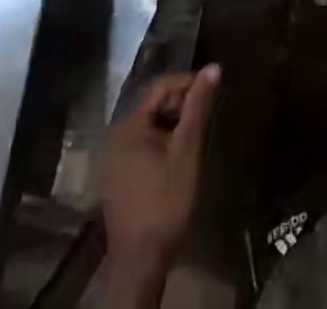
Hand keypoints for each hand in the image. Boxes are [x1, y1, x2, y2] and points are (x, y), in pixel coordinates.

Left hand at [100, 66, 220, 269]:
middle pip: (152, 104)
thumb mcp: (187, 150)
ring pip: (149, 124)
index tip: (213, 90)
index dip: (188, 82)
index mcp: (128, 126)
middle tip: (207, 115)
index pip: (160, 86)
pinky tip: (178, 155)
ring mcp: (113, 156)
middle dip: (181, 103)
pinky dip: (162, 140)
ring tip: (197, 134)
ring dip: (173, 122)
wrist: (141, 258)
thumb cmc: (166, 200)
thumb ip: (198, 107)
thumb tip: (213, 68)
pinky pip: (142, 143)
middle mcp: (115, 135)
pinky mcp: (117, 173)